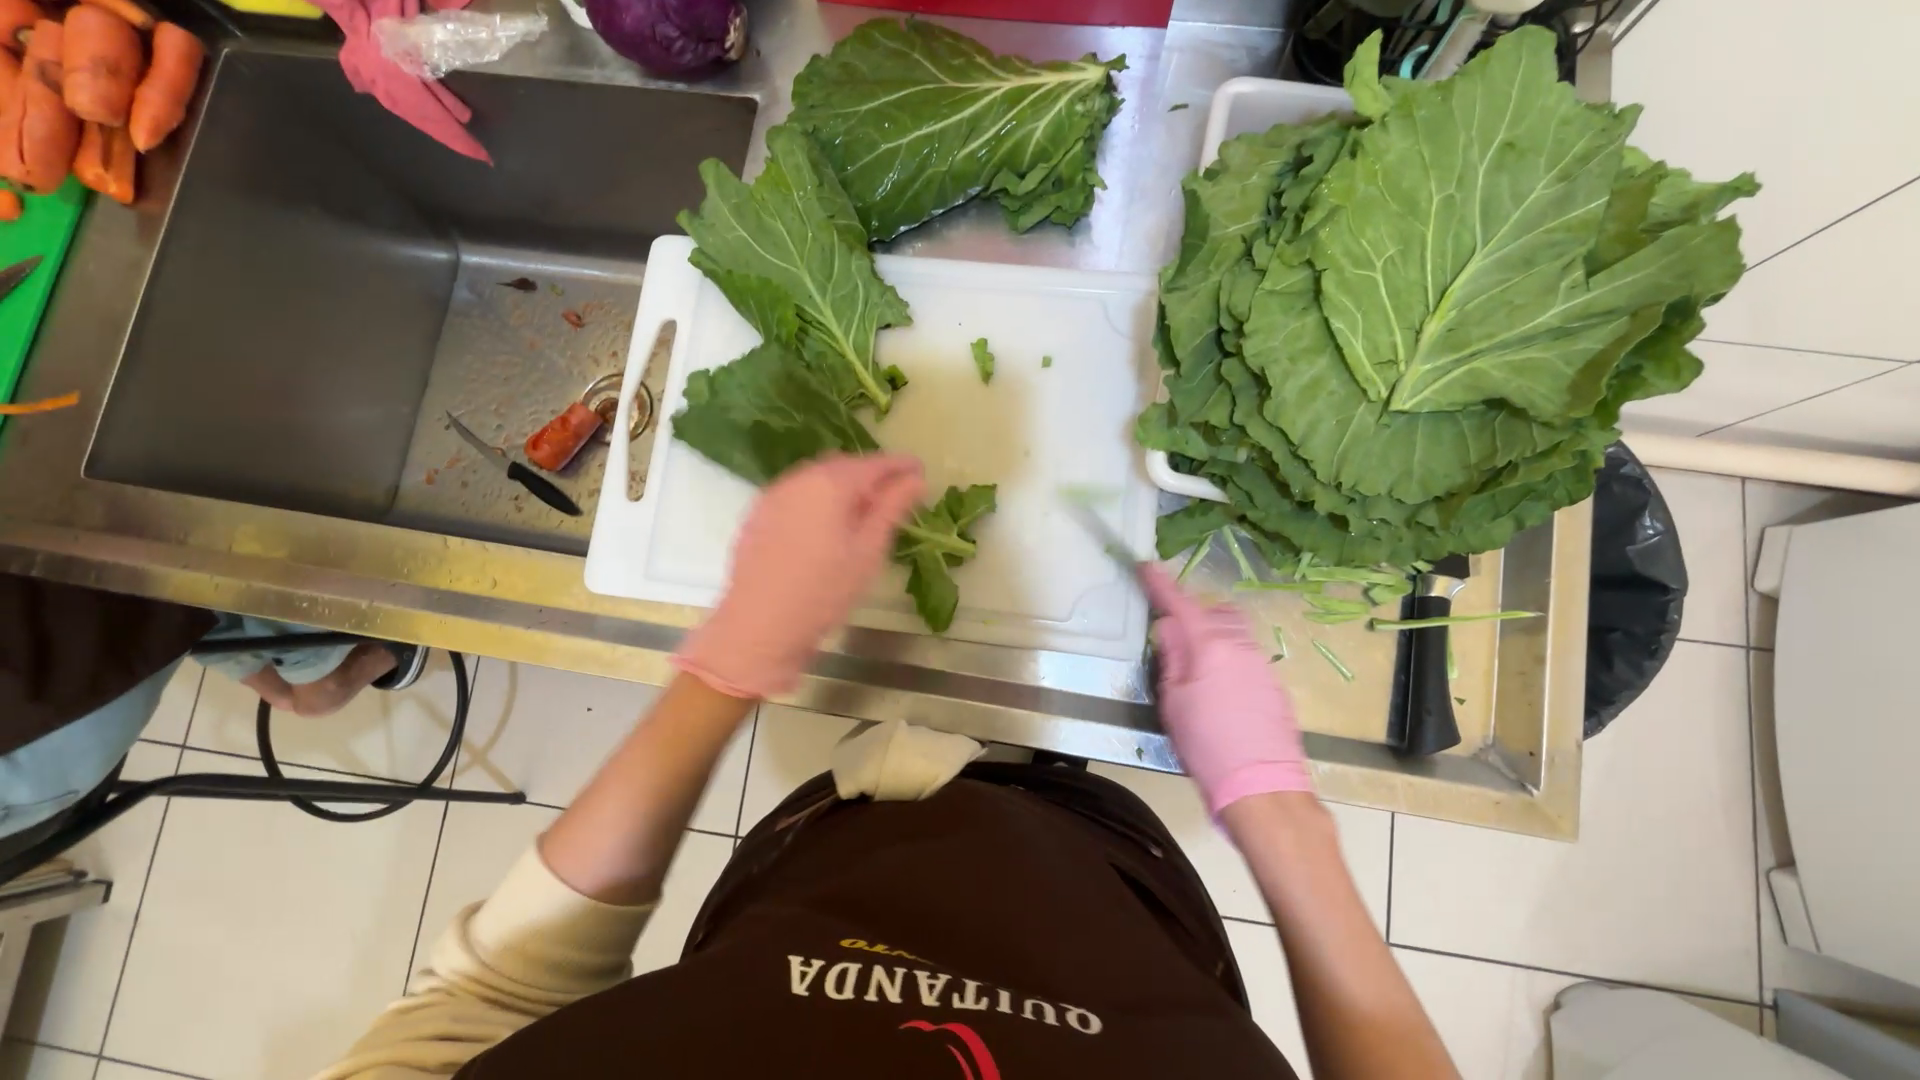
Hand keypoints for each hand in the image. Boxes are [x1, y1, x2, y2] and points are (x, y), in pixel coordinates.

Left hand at [674, 454, 925, 699]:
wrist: (759, 627)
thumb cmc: (823, 592)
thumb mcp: (867, 552)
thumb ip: (891, 509)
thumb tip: (914, 479)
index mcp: (829, 484)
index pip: (872, 463)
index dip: (899, 465)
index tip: (920, 470)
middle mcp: (798, 479)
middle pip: (842, 465)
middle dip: (870, 474)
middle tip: (895, 493)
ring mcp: (774, 495)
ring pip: (817, 478)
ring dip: (843, 486)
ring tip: (864, 510)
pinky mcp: (758, 515)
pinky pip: (796, 494)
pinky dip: (818, 499)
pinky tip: (827, 524)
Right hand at [1141, 565, 1311, 814]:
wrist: (1262, 786)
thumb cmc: (1206, 745)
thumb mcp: (1174, 702)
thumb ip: (1172, 658)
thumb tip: (1169, 628)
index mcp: (1210, 646)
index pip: (1180, 603)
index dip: (1161, 584)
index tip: (1146, 566)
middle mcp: (1241, 647)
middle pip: (1217, 610)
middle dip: (1195, 610)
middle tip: (1174, 628)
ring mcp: (1263, 665)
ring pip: (1235, 631)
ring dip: (1213, 632)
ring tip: (1196, 661)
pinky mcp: (1275, 685)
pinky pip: (1247, 655)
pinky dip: (1229, 656)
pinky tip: (1220, 687)